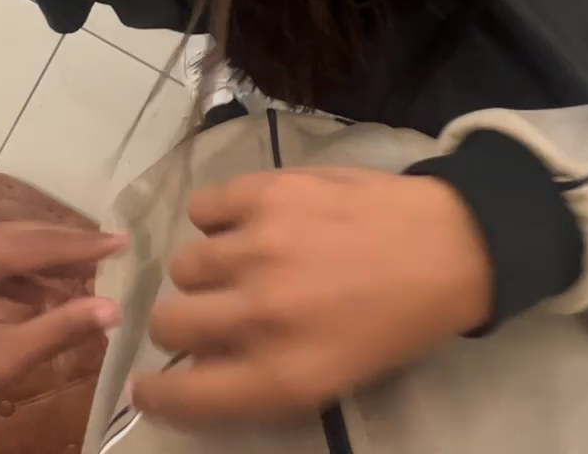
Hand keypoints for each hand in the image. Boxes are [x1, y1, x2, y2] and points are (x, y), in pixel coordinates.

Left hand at [0, 223, 124, 453]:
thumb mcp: (4, 361)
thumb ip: (61, 327)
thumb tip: (115, 309)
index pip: (38, 243)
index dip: (84, 245)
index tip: (123, 241)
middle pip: (21, 236)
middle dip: (66, 248)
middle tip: (110, 252)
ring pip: (3, 243)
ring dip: (41, 261)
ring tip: (83, 275)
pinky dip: (13, 272)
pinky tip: (39, 291)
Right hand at [132, 168, 492, 424]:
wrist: (441, 246)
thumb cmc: (391, 322)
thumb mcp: (330, 376)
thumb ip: (258, 376)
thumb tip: (199, 363)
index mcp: (281, 374)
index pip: (183, 396)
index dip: (155, 395)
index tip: (146, 387)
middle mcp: (259, 312)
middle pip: (169, 322)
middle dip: (181, 324)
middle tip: (210, 310)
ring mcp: (259, 245)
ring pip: (184, 263)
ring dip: (207, 269)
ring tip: (242, 259)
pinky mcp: (266, 191)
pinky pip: (203, 206)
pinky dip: (216, 217)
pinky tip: (246, 221)